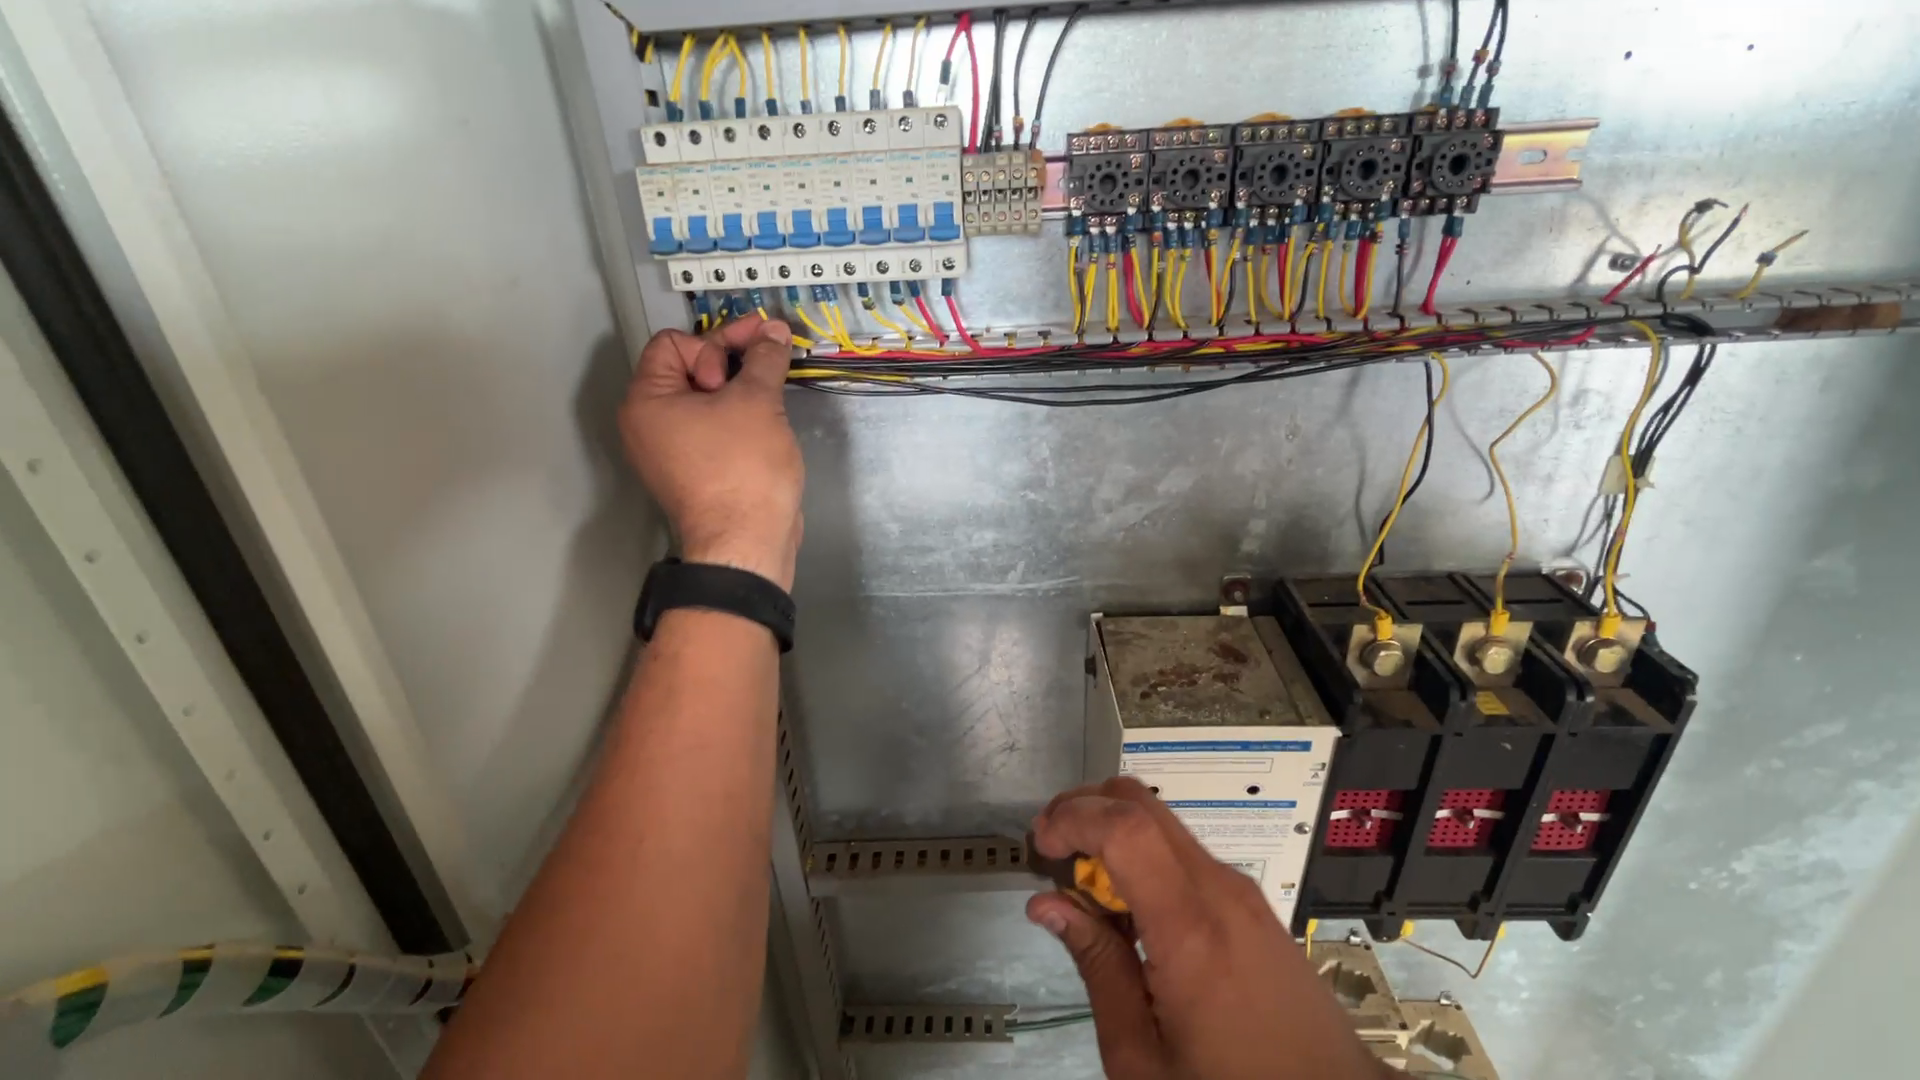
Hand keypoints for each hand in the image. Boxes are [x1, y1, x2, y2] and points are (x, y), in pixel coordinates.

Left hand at [620, 317, 803, 590]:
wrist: (746, 543)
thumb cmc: (742, 467)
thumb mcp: (757, 401)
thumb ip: (765, 358)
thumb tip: (775, 330)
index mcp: (646, 400)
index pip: (674, 342)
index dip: (714, 343)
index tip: (746, 364)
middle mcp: (648, 424)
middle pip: (688, 368)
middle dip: (730, 365)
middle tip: (761, 382)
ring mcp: (669, 452)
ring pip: (705, 401)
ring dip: (739, 392)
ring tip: (768, 402)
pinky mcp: (693, 472)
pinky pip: (712, 429)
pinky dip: (737, 420)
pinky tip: (765, 425)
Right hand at [1027, 778, 1388, 1079]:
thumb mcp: (1142, 1056)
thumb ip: (1096, 966)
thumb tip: (1047, 904)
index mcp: (1189, 928)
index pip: (1125, 827)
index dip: (1072, 818)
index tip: (1040, 846)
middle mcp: (1219, 889)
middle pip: (1141, 802)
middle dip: (1083, 807)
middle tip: (1049, 847)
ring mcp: (1241, 891)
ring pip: (1162, 821)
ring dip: (1110, 828)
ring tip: (1079, 881)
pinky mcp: (1251, 903)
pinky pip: (1184, 853)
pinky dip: (1141, 853)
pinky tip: (1126, 906)